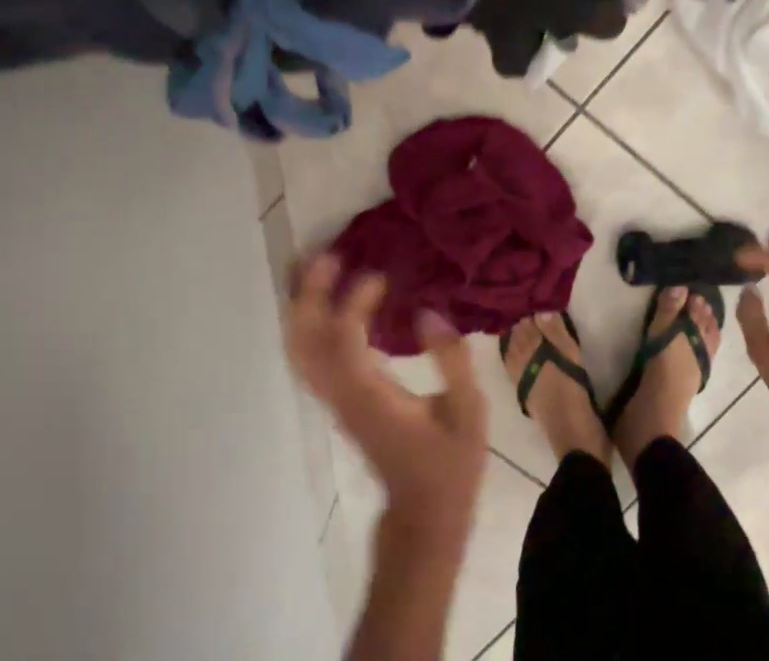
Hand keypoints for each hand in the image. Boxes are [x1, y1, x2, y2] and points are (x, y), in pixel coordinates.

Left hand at [284, 254, 488, 528]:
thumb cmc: (450, 463)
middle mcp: (343, 396)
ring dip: (304, 307)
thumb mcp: (467, 411)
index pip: (347, 340)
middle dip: (311, 296)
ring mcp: (336, 401)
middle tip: (326, 255)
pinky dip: (309, 326)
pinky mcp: (339, 403)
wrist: (423, 512)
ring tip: (315, 269)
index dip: (355, 302)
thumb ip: (452, 360)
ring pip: (300, 350)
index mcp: (373, 396)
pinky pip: (309, 359)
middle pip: (306, 342)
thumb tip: (428, 313)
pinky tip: (324, 303)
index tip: (379, 276)